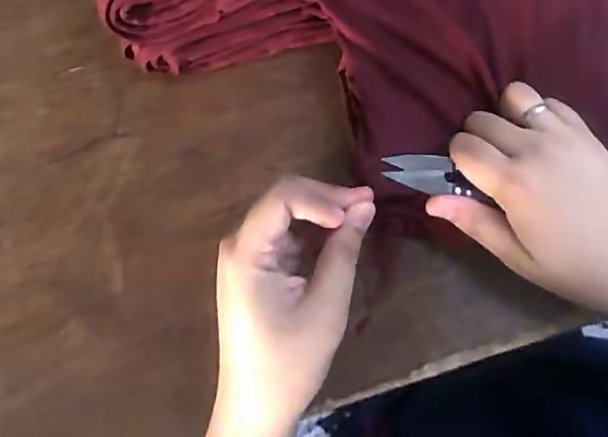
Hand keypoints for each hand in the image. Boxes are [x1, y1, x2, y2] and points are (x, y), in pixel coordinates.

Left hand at [208, 176, 374, 436]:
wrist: (255, 410)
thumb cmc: (288, 363)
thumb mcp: (326, 307)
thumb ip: (344, 250)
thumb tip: (365, 205)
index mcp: (246, 251)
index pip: (283, 197)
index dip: (321, 197)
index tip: (353, 212)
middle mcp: (240, 242)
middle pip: (284, 197)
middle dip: (326, 197)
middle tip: (367, 202)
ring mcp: (246, 252)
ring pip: (288, 209)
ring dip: (323, 209)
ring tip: (360, 211)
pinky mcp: (257, 263)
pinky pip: (287, 230)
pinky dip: (315, 228)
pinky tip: (341, 231)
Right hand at [426, 82, 607, 324]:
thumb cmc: (573, 267)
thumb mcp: (518, 256)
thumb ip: (474, 222)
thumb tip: (431, 200)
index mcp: (513, 183)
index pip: (463, 145)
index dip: (457, 158)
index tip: (468, 176)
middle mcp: (534, 148)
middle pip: (482, 118)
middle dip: (475, 137)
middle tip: (490, 165)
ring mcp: (562, 133)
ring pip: (514, 96)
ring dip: (505, 115)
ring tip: (515, 142)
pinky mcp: (585, 130)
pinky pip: (549, 101)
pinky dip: (538, 113)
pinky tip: (544, 139)